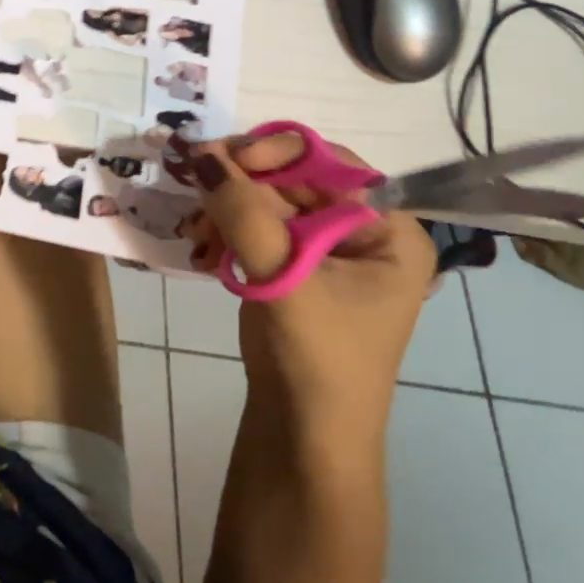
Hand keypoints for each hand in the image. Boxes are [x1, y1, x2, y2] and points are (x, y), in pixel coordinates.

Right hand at [181, 135, 435, 423]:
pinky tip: (202, 247)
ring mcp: (326, 251)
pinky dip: (226, 229)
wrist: (305, 430)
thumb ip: (243, 211)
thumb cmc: (317, 354)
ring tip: (196, 232)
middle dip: (241, 185)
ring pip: (268, 201)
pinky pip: (257, 227)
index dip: (279, 153)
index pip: (335, 164)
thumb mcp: (282, 277)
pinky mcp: (293, 267)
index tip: (224, 159)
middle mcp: (363, 233)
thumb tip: (200, 152)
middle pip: (296, 180)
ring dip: (226, 209)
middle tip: (194, 189)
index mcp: (389, 232)